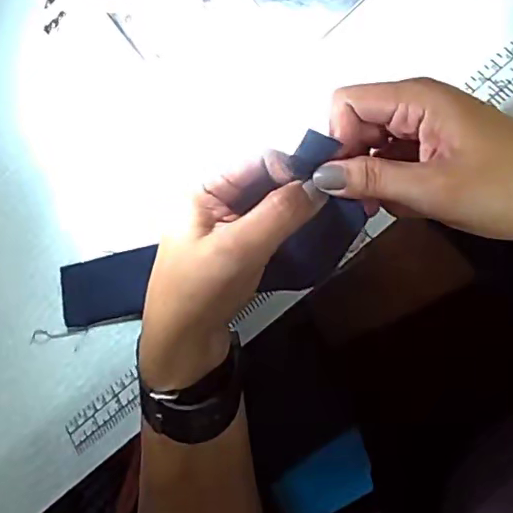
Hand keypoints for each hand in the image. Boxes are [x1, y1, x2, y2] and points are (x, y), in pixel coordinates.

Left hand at [140, 154, 324, 389]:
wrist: (181, 352)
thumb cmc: (196, 296)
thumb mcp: (239, 249)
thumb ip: (279, 212)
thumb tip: (317, 184)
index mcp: (202, 190)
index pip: (255, 160)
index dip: (291, 166)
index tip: (322, 181)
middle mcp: (215, 201)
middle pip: (266, 179)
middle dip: (297, 186)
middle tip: (332, 197)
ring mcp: (228, 225)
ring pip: (272, 202)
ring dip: (297, 206)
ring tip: (327, 213)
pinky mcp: (240, 246)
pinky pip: (272, 224)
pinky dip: (292, 225)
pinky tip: (311, 230)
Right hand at [317, 78, 512, 241]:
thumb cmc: (508, 189)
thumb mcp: (433, 190)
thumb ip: (372, 180)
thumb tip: (320, 175)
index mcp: (417, 98)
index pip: (346, 102)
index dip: (336, 139)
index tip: (344, 182)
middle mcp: (419, 102)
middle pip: (360, 122)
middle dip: (356, 162)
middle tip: (369, 204)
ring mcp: (431, 122)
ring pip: (378, 143)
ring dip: (379, 177)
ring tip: (405, 206)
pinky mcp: (441, 141)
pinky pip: (401, 155)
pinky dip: (400, 181)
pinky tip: (419, 203)